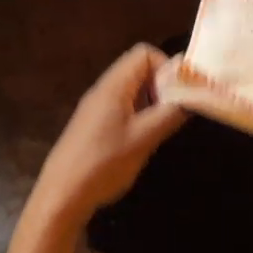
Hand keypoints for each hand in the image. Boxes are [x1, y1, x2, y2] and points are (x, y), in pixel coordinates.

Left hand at [28, 44, 187, 229]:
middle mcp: (102, 90)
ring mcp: (94, 108)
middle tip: (171, 111)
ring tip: (158, 128)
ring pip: (130, 89)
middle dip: (161, 85)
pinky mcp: (91, 126)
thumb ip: (170, 114)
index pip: (144, 53)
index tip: (177, 94)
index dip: (165, 67)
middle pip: (138, 69)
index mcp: (113, 86)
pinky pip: (120, 106)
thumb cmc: (103, 164)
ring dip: (150, 102)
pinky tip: (138, 142)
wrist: (59, 199)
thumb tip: (192, 96)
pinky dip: (136, 115)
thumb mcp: (144, 138)